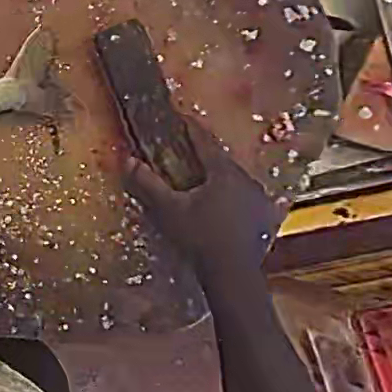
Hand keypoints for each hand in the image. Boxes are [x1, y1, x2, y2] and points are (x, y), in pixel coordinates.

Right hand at [123, 119, 280, 273]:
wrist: (231, 273)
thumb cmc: (198, 236)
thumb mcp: (167, 209)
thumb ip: (147, 183)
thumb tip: (127, 160)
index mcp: (223, 173)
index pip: (205, 143)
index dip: (191, 129)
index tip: (181, 118)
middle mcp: (246, 181)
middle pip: (222, 160)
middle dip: (204, 154)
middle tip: (187, 150)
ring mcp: (258, 200)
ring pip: (235, 178)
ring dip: (218, 175)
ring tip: (201, 178)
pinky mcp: (264, 217)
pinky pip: (244, 196)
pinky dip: (230, 193)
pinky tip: (220, 203)